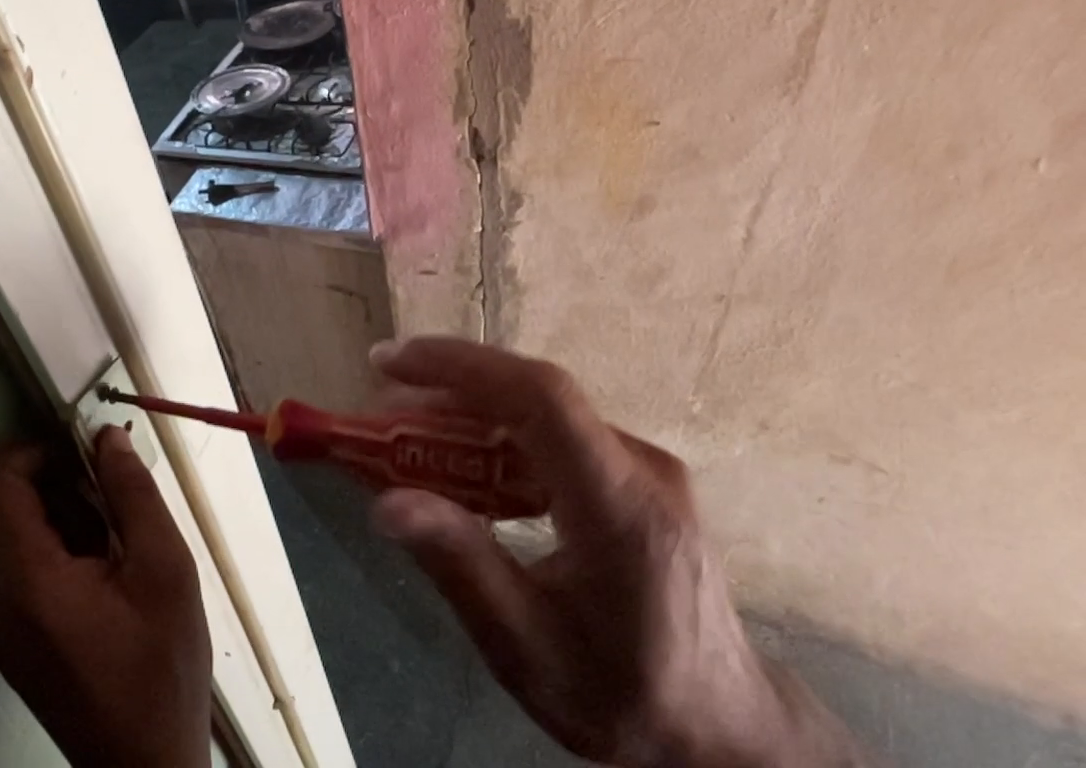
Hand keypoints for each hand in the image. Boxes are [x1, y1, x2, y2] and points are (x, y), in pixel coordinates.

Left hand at [0, 427, 212, 767]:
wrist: (144, 765)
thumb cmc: (160, 670)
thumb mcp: (165, 570)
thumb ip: (133, 494)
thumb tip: (107, 437)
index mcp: (24, 576)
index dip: (36, 449)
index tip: (85, 454)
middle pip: (9, 504)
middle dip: (63, 488)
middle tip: (119, 506)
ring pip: (19, 533)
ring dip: (67, 521)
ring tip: (121, 548)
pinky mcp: (6, 633)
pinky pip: (21, 565)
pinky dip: (60, 551)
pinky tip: (106, 576)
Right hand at [367, 338, 869, 767]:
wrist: (721, 732)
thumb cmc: (622, 696)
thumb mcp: (526, 647)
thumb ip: (460, 567)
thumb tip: (386, 503)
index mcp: (619, 507)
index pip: (540, 398)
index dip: (460, 366)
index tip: (388, 363)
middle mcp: (640, 469)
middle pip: (532, 398)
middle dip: (443, 393)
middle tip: (374, 415)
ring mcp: (642, 470)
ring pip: (538, 414)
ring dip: (463, 416)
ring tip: (400, 439)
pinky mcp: (633, 481)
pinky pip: (551, 438)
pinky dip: (491, 440)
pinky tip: (454, 467)